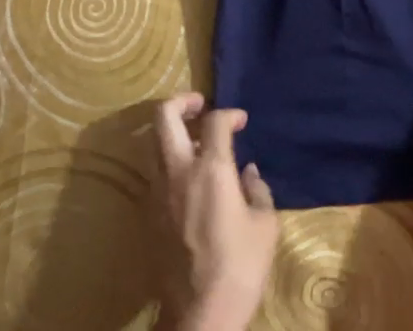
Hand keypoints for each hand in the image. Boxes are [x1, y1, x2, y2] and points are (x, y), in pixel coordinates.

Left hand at [152, 93, 279, 330]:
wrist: (201, 312)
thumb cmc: (240, 267)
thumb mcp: (265, 225)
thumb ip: (257, 190)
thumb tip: (247, 172)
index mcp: (211, 168)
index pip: (215, 120)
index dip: (230, 113)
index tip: (241, 120)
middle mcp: (178, 170)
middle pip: (164, 116)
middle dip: (182, 101)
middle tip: (199, 106)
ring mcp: (157, 191)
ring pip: (152, 142)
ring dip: (171, 132)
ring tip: (192, 141)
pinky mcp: (147, 212)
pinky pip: (153, 172)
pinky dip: (167, 161)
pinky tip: (185, 178)